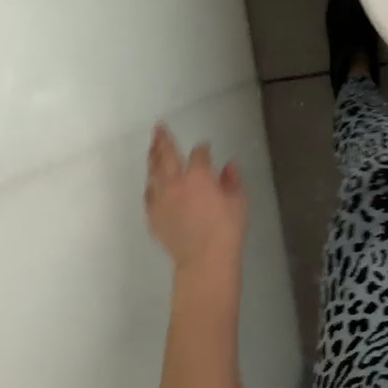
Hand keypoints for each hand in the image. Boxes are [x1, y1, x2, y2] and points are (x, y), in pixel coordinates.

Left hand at [144, 124, 248, 279]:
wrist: (204, 259)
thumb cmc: (226, 230)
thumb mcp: (238, 202)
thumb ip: (232, 180)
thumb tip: (229, 165)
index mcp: (198, 176)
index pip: (199, 155)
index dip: (203, 149)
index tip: (205, 148)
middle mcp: (175, 182)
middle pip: (166, 155)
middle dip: (163, 139)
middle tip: (158, 127)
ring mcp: (160, 199)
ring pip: (153, 172)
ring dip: (153, 158)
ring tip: (152, 148)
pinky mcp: (153, 216)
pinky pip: (148, 194)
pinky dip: (150, 184)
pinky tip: (151, 182)